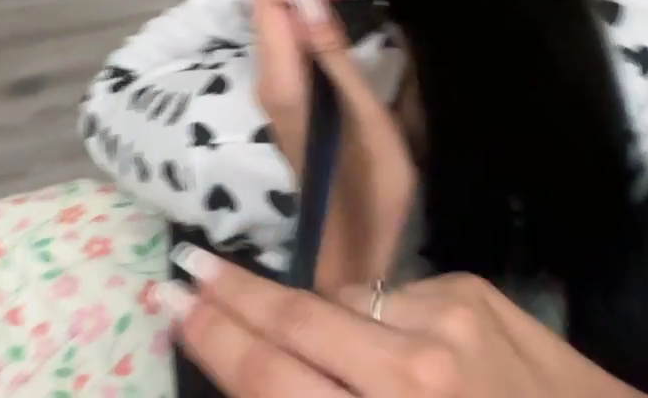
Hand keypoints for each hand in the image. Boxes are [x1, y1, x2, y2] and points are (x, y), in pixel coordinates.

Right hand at [171, 247, 645, 397]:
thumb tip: (276, 376)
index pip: (276, 378)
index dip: (220, 338)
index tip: (175, 302)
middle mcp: (413, 368)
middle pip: (300, 321)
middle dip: (237, 298)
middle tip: (187, 269)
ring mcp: (447, 315)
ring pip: (345, 301)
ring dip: (308, 311)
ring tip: (263, 299)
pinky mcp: (472, 287)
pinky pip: (394, 294)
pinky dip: (373, 316)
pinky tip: (378, 337)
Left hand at [252, 0, 416, 287]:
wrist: (356, 243)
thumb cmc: (369, 183)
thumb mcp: (363, 114)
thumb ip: (333, 52)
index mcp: (281, 81)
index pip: (267, 1)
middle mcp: (269, 80)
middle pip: (271, 8)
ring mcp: (278, 90)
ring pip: (283, 23)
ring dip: (316, 3)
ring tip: (362, 3)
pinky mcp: (293, 98)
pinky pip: (295, 43)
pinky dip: (319, 24)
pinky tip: (353, 30)